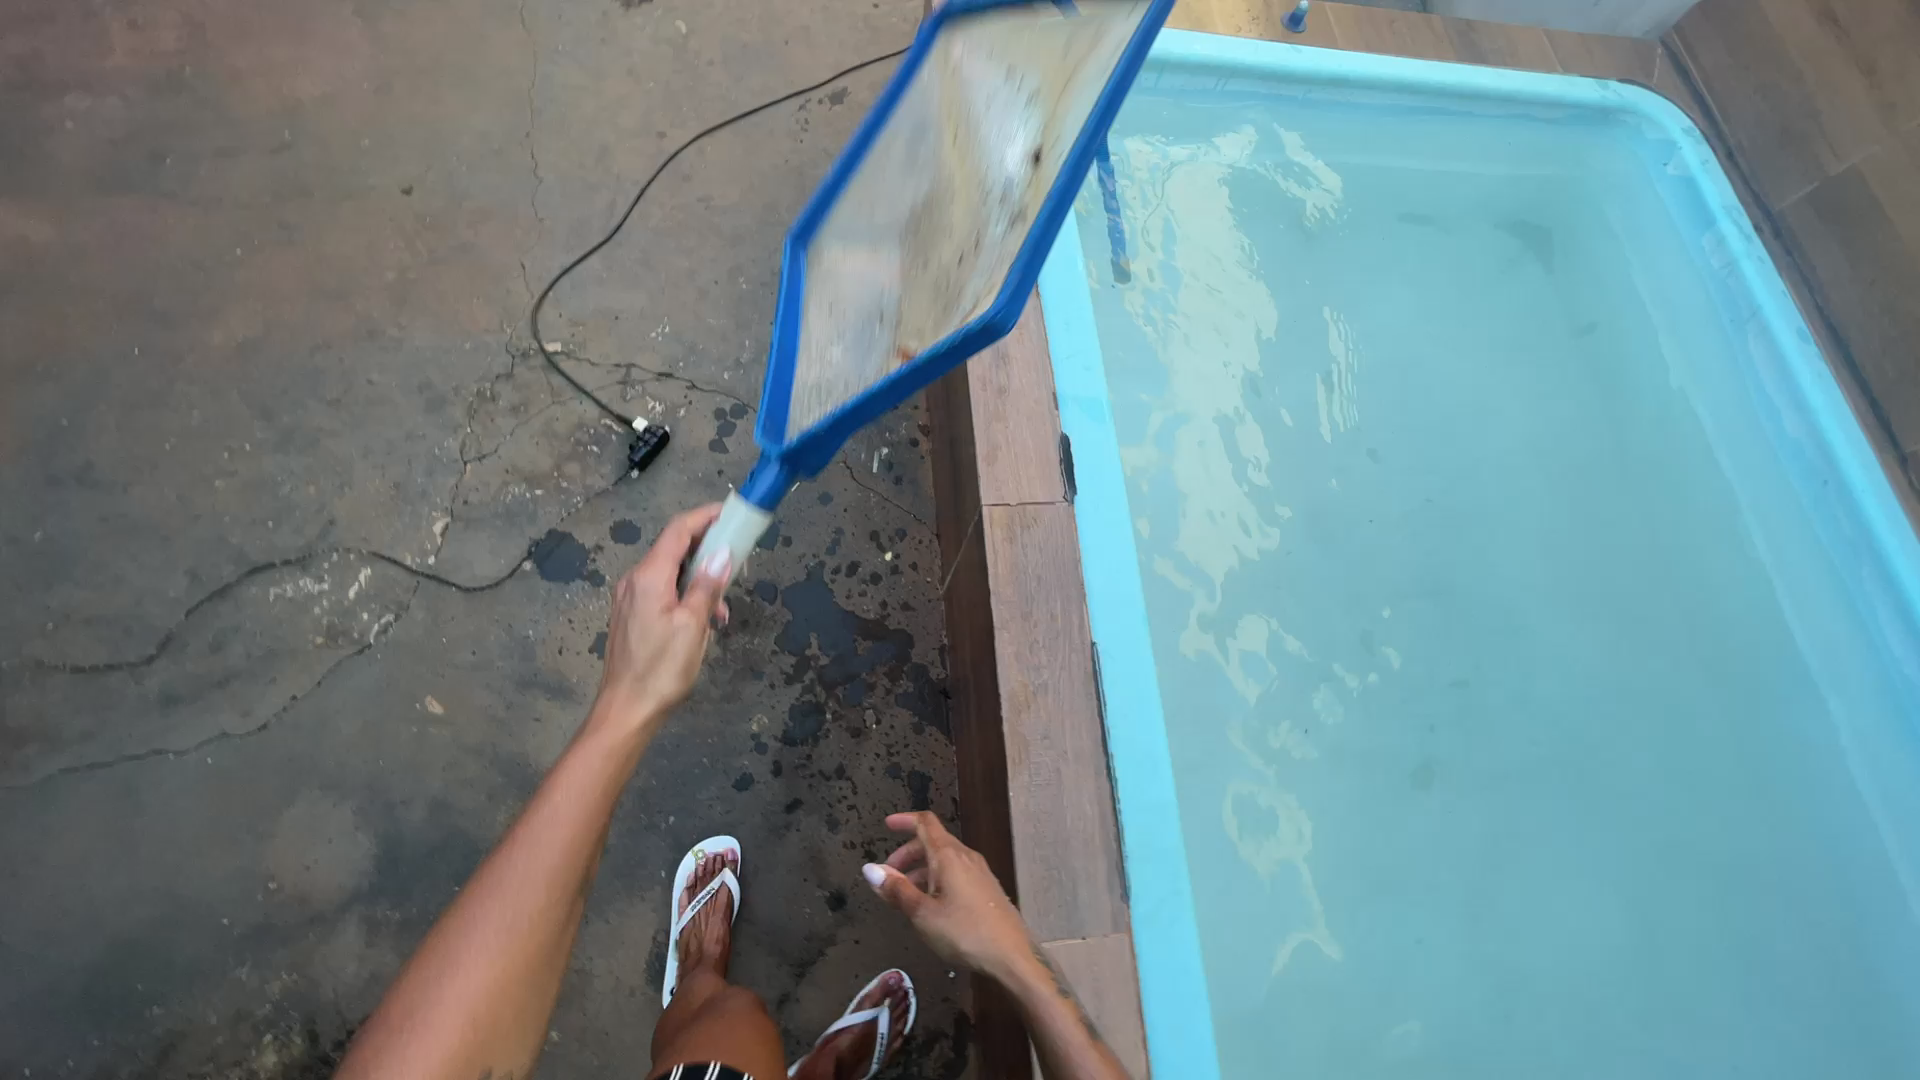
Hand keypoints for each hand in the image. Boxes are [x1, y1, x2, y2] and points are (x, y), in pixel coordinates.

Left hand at [593, 503, 730, 730]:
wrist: (626, 710)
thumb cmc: (662, 669)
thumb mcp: (694, 625)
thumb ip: (708, 585)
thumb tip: (723, 553)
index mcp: (648, 576)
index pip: (679, 530)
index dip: (706, 516)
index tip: (732, 513)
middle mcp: (635, 580)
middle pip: (674, 548)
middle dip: (708, 549)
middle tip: (738, 559)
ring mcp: (630, 598)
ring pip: (671, 572)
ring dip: (701, 579)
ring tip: (723, 608)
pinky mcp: (632, 615)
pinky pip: (664, 591)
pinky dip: (687, 595)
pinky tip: (705, 621)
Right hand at [863, 812, 1035, 984]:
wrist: (1011, 956)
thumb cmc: (964, 932)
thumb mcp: (923, 914)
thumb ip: (896, 890)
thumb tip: (870, 869)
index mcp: (948, 855)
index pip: (925, 823)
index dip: (905, 820)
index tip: (887, 825)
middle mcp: (965, 856)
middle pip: (932, 842)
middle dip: (907, 854)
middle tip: (888, 877)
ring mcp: (979, 872)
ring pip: (944, 860)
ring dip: (921, 870)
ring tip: (905, 897)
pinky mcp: (986, 889)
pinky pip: (955, 873)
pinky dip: (936, 879)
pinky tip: (930, 906)